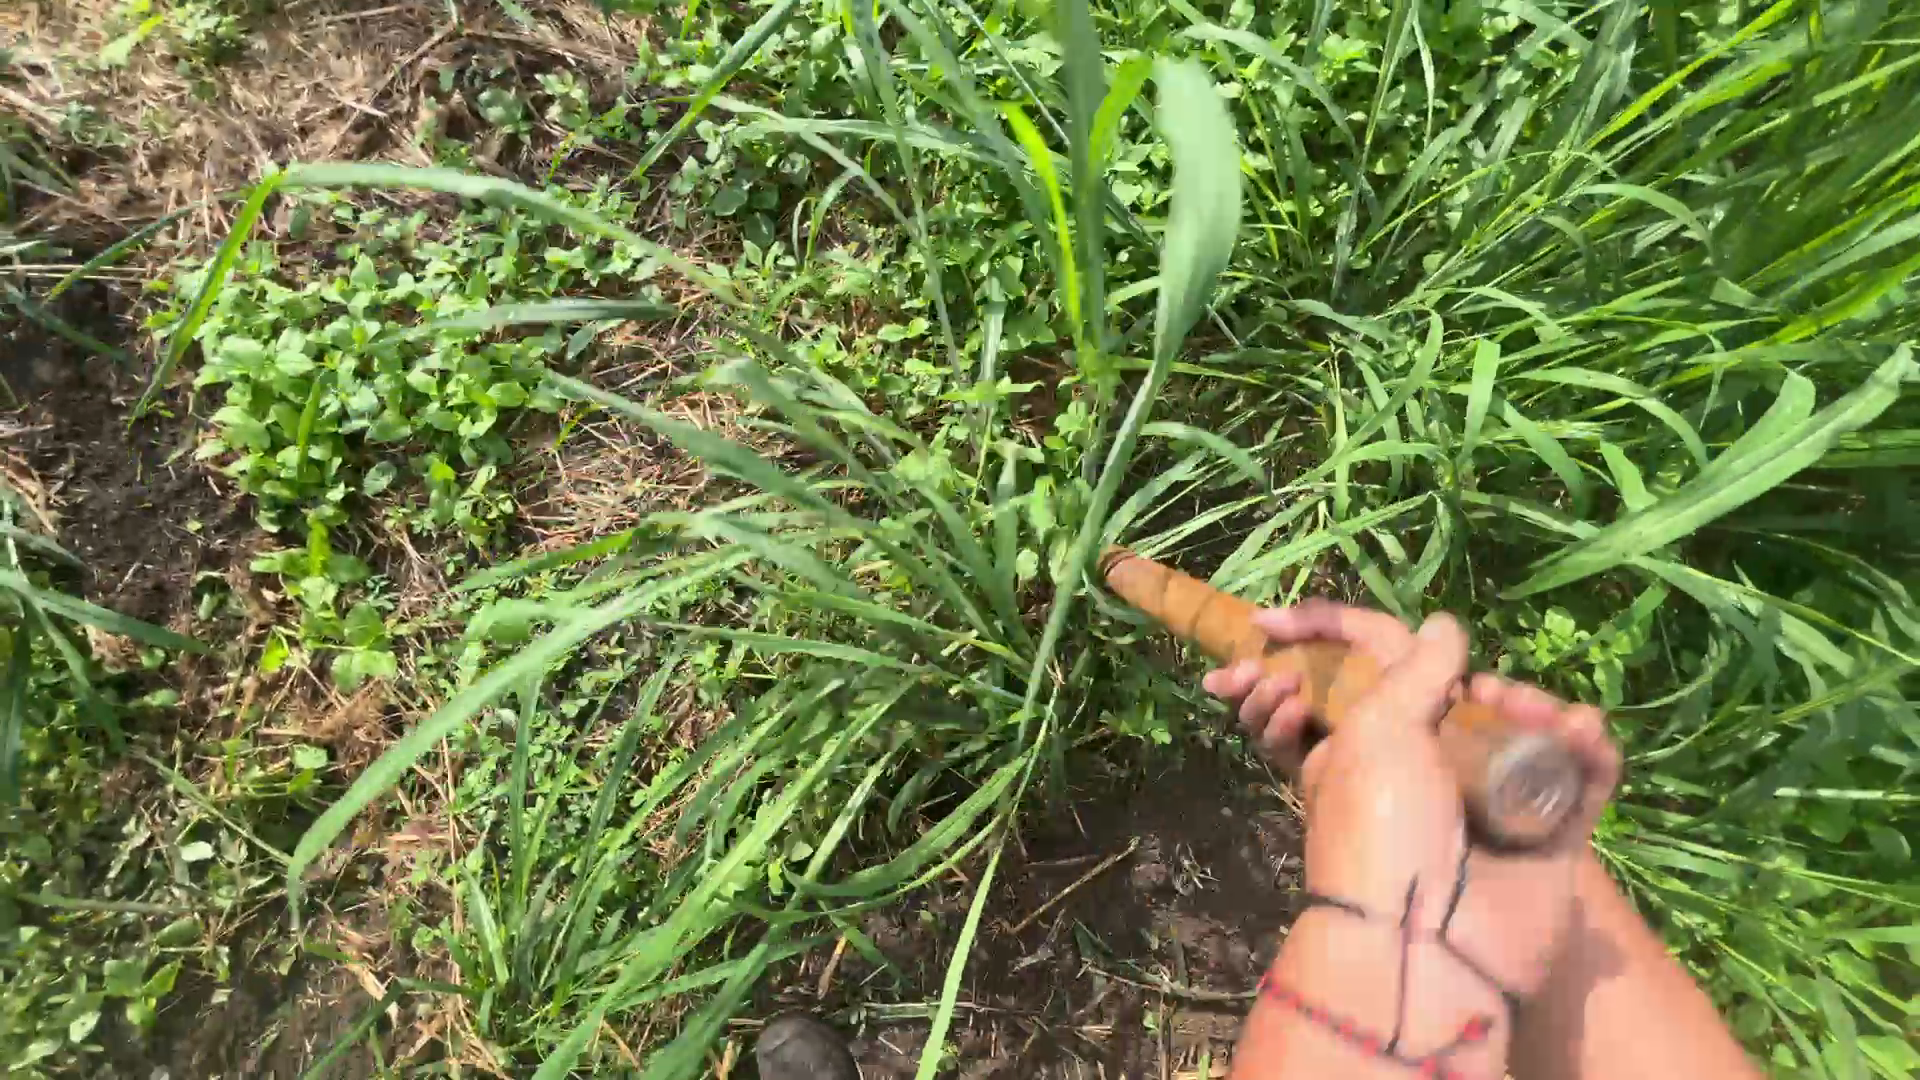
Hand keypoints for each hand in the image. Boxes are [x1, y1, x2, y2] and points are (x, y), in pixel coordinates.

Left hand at [1204, 602, 1620, 997]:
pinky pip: (1576, 790)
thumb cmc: (1380, 819)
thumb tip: (1443, 623)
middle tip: (1497, 693)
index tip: (1442, 646)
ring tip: (1545, 714)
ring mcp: (1485, 810)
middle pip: (1473, 713)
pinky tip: (1587, 733)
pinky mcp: (1543, 844)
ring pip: (1528, 744)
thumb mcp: (1375, 730)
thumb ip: (1413, 672)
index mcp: (1369, 750)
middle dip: (1495, 693)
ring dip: (1543, 717)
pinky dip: (1588, 758)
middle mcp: (1426, 776)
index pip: (1399, 692)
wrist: (1424, 939)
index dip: (1421, 666)